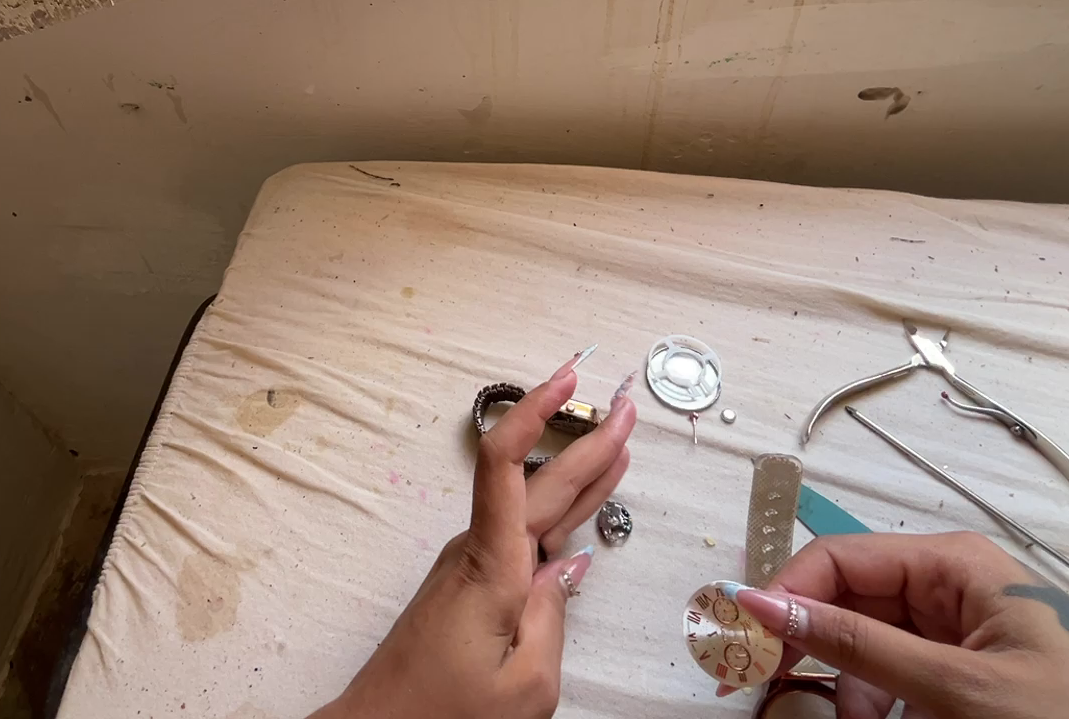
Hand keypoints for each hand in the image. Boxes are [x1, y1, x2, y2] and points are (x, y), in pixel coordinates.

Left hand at [311, 356, 637, 718]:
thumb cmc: (445, 711)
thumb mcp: (525, 685)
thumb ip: (553, 618)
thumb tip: (567, 565)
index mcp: (491, 564)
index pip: (507, 464)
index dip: (534, 412)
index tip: (567, 382)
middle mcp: (481, 547)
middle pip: (538, 480)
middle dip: (584, 441)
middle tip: (623, 408)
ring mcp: (477, 559)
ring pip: (536, 503)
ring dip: (578, 470)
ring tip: (614, 437)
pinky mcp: (476, 576)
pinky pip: (526, 529)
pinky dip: (561, 508)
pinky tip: (582, 497)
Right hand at [730, 532, 1068, 718]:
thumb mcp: (957, 688)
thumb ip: (853, 643)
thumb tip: (752, 601)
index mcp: (948, 562)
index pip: (838, 558)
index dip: (788, 593)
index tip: (748, 637)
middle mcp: (946, 582)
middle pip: (848, 598)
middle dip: (811, 642)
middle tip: (766, 678)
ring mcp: (956, 626)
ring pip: (866, 638)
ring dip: (842, 681)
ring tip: (829, 715)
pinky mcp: (965, 666)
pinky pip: (896, 670)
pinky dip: (874, 699)